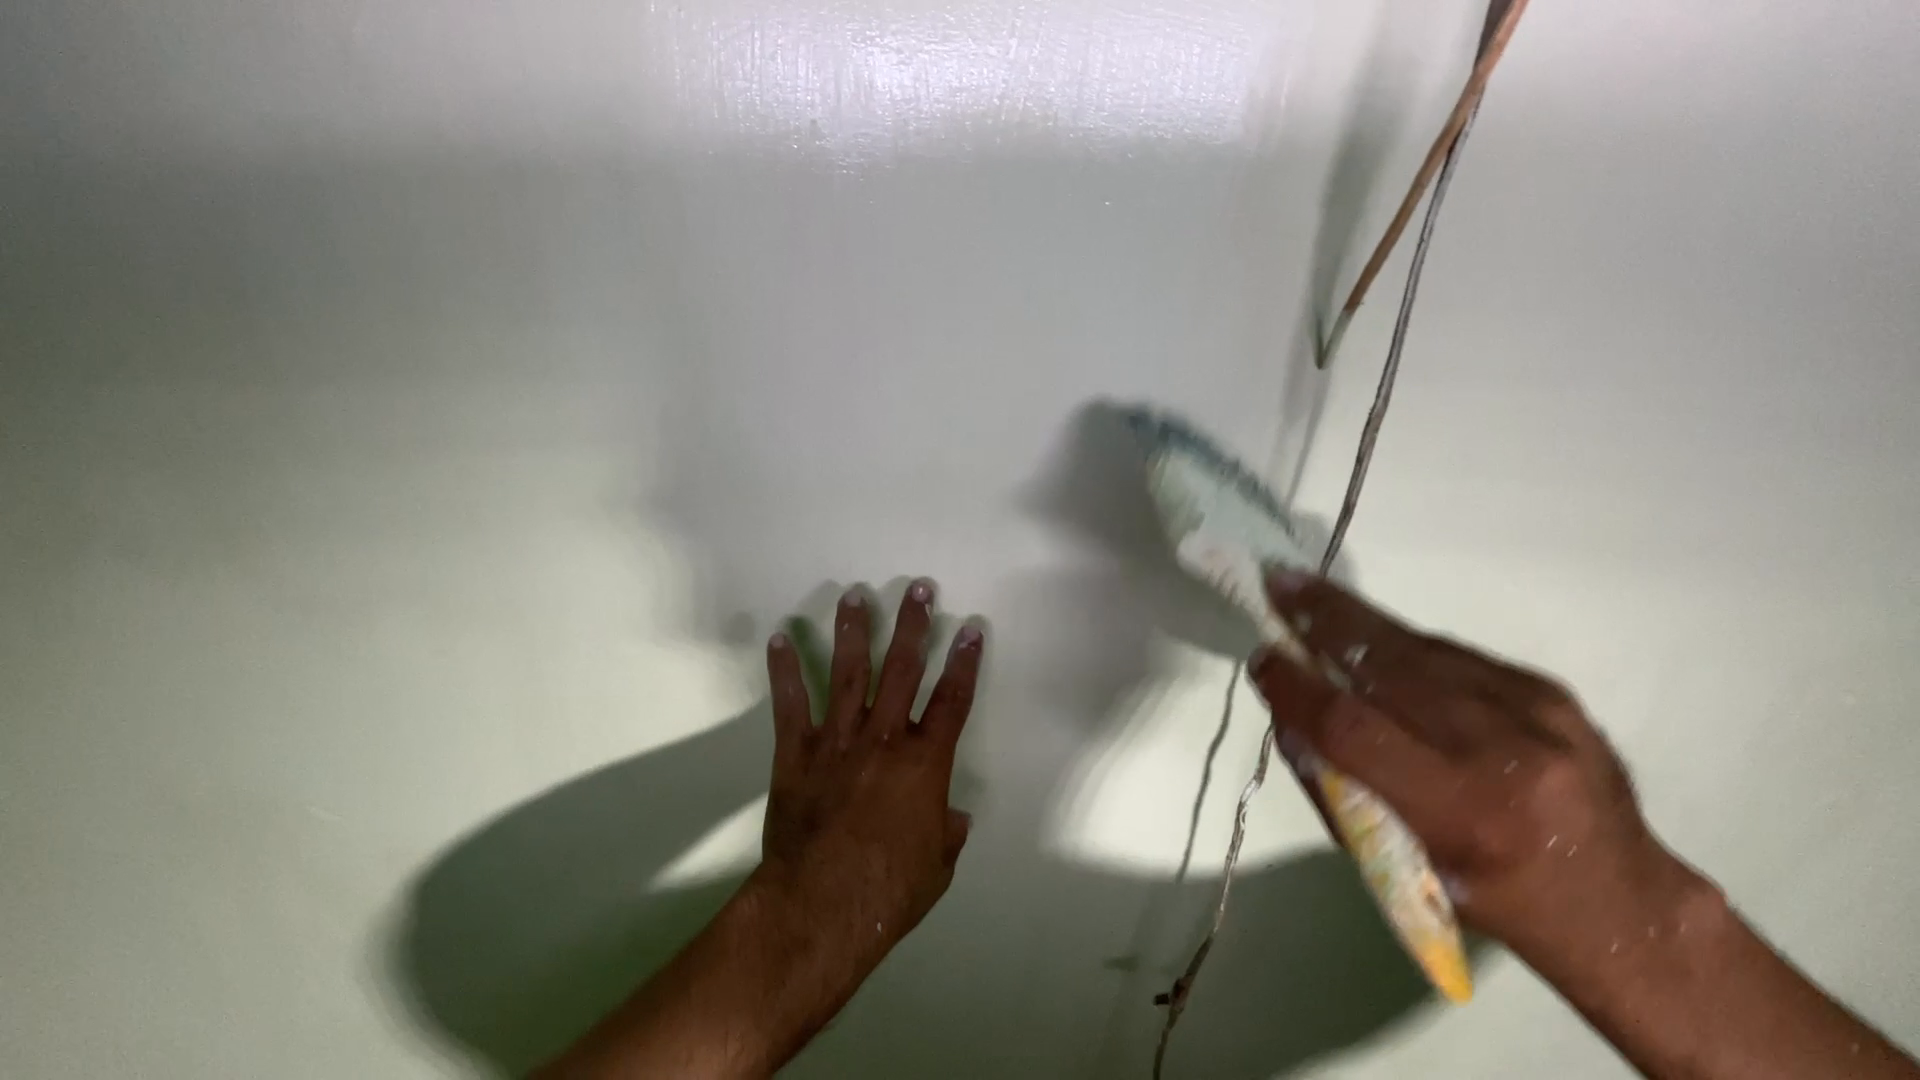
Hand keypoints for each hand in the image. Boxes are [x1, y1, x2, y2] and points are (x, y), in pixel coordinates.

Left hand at [754, 579, 982, 958]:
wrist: (820, 906)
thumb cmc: (888, 889)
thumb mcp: (937, 866)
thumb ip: (947, 833)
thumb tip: (954, 817)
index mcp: (924, 763)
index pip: (953, 700)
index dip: (965, 661)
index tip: (970, 627)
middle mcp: (884, 739)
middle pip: (902, 670)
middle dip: (913, 625)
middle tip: (918, 587)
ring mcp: (837, 742)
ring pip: (848, 674)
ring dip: (853, 631)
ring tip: (854, 595)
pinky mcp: (796, 754)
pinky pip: (791, 705)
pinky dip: (784, 671)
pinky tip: (779, 638)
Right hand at [1248, 571, 1712, 976]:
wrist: (1621, 899)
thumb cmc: (1489, 897)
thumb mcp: (1398, 864)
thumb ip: (1335, 786)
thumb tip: (1288, 712)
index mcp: (1461, 811)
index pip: (1354, 728)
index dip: (1298, 688)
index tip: (1262, 660)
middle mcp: (1502, 749)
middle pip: (1389, 666)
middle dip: (1325, 620)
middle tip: (1280, 583)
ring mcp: (1534, 709)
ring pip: (1420, 649)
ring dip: (1358, 622)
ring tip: (1312, 596)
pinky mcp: (1548, 688)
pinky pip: (1453, 655)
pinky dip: (1403, 647)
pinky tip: (1375, 641)